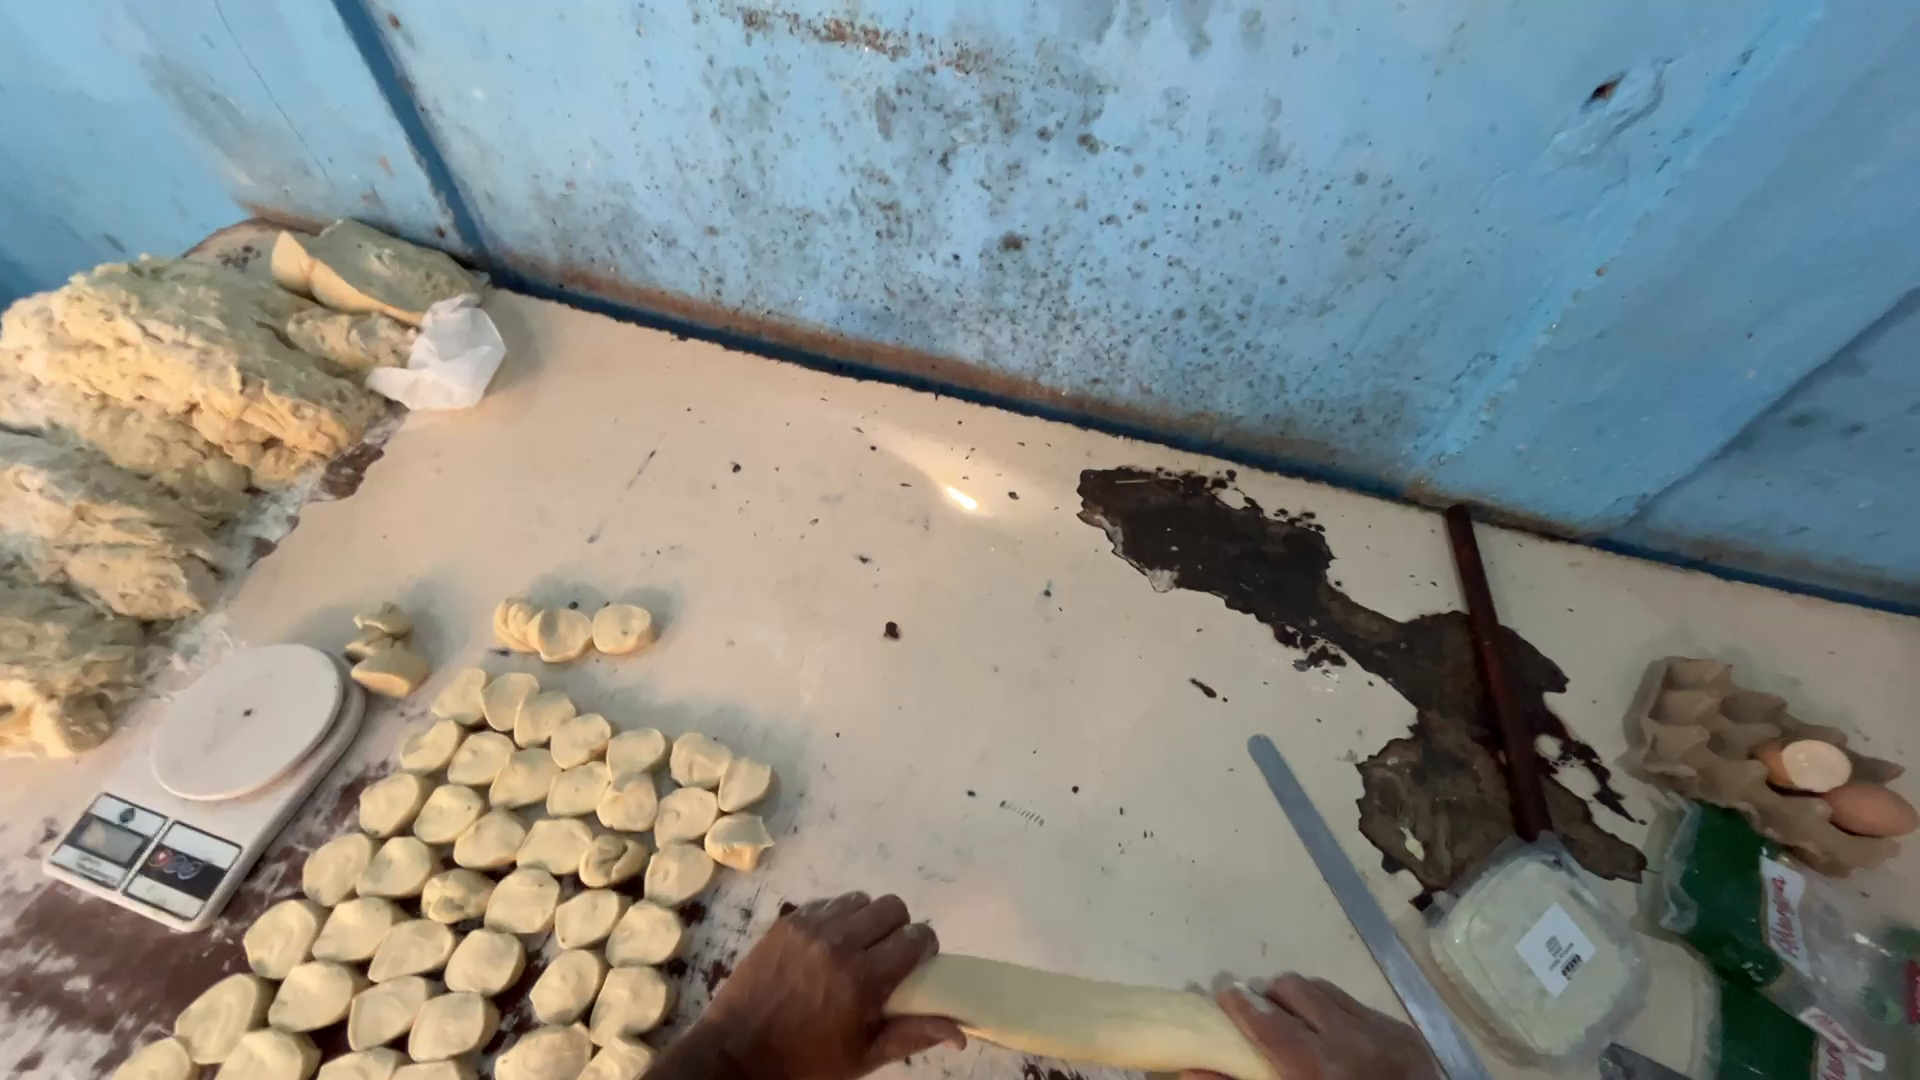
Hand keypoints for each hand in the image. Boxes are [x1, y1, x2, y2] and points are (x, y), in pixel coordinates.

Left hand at [660, 891, 964, 1079]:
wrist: (735, 1056)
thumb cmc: (805, 1064)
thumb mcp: (862, 1058)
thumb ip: (911, 1035)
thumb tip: (960, 1031)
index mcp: (863, 980)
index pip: (916, 937)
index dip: (924, 948)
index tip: (919, 963)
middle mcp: (841, 943)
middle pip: (893, 907)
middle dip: (898, 928)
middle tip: (887, 955)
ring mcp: (812, 926)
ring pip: (861, 899)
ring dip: (866, 919)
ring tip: (855, 947)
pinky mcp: (789, 920)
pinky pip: (828, 902)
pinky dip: (836, 918)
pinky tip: (827, 945)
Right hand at [1194, 974, 1440, 1079]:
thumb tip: (1189, 1068)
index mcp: (1321, 1068)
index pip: (1268, 1020)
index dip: (1240, 1004)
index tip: (1223, 995)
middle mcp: (1353, 1041)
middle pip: (1294, 989)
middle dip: (1270, 994)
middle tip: (1259, 1009)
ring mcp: (1384, 1033)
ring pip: (1323, 988)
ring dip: (1302, 997)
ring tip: (1293, 1016)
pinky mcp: (1405, 1033)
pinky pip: (1356, 1003)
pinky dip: (1335, 1010)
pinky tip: (1333, 1032)